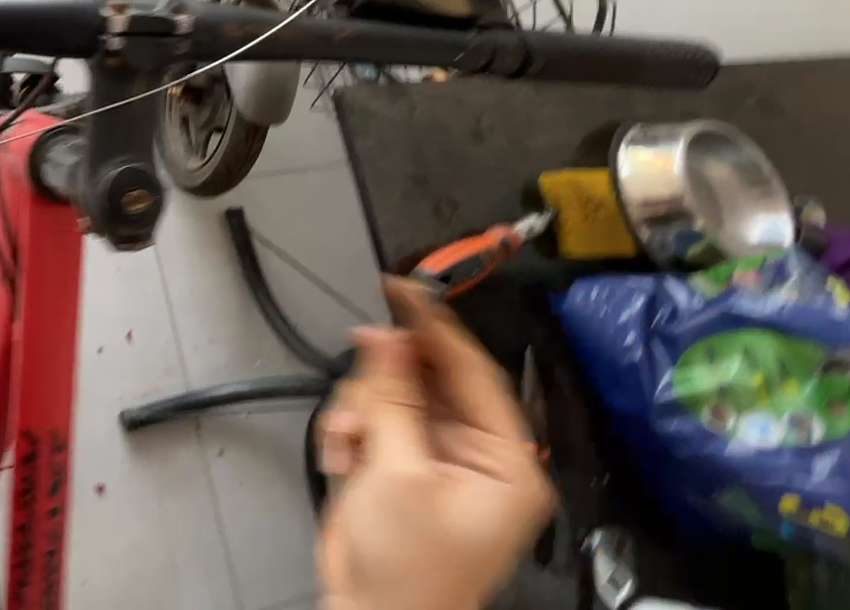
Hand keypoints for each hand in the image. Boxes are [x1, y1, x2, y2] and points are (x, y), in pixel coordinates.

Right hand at [315, 279, 554, 609]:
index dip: (434, 326)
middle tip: (360, 405)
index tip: (400, 287)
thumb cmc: (404, 561)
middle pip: (422, 378)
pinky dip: (350, 430)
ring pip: (389, 392)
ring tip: (349, 450)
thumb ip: (392, 395)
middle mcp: (475, 451)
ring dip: (358, 414)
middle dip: (381, 389)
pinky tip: (346, 461)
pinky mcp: (399, 459)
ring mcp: (433, 454)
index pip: (473, 371)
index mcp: (503, 460)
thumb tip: (386, 334)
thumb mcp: (398, 470)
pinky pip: (371, 414)